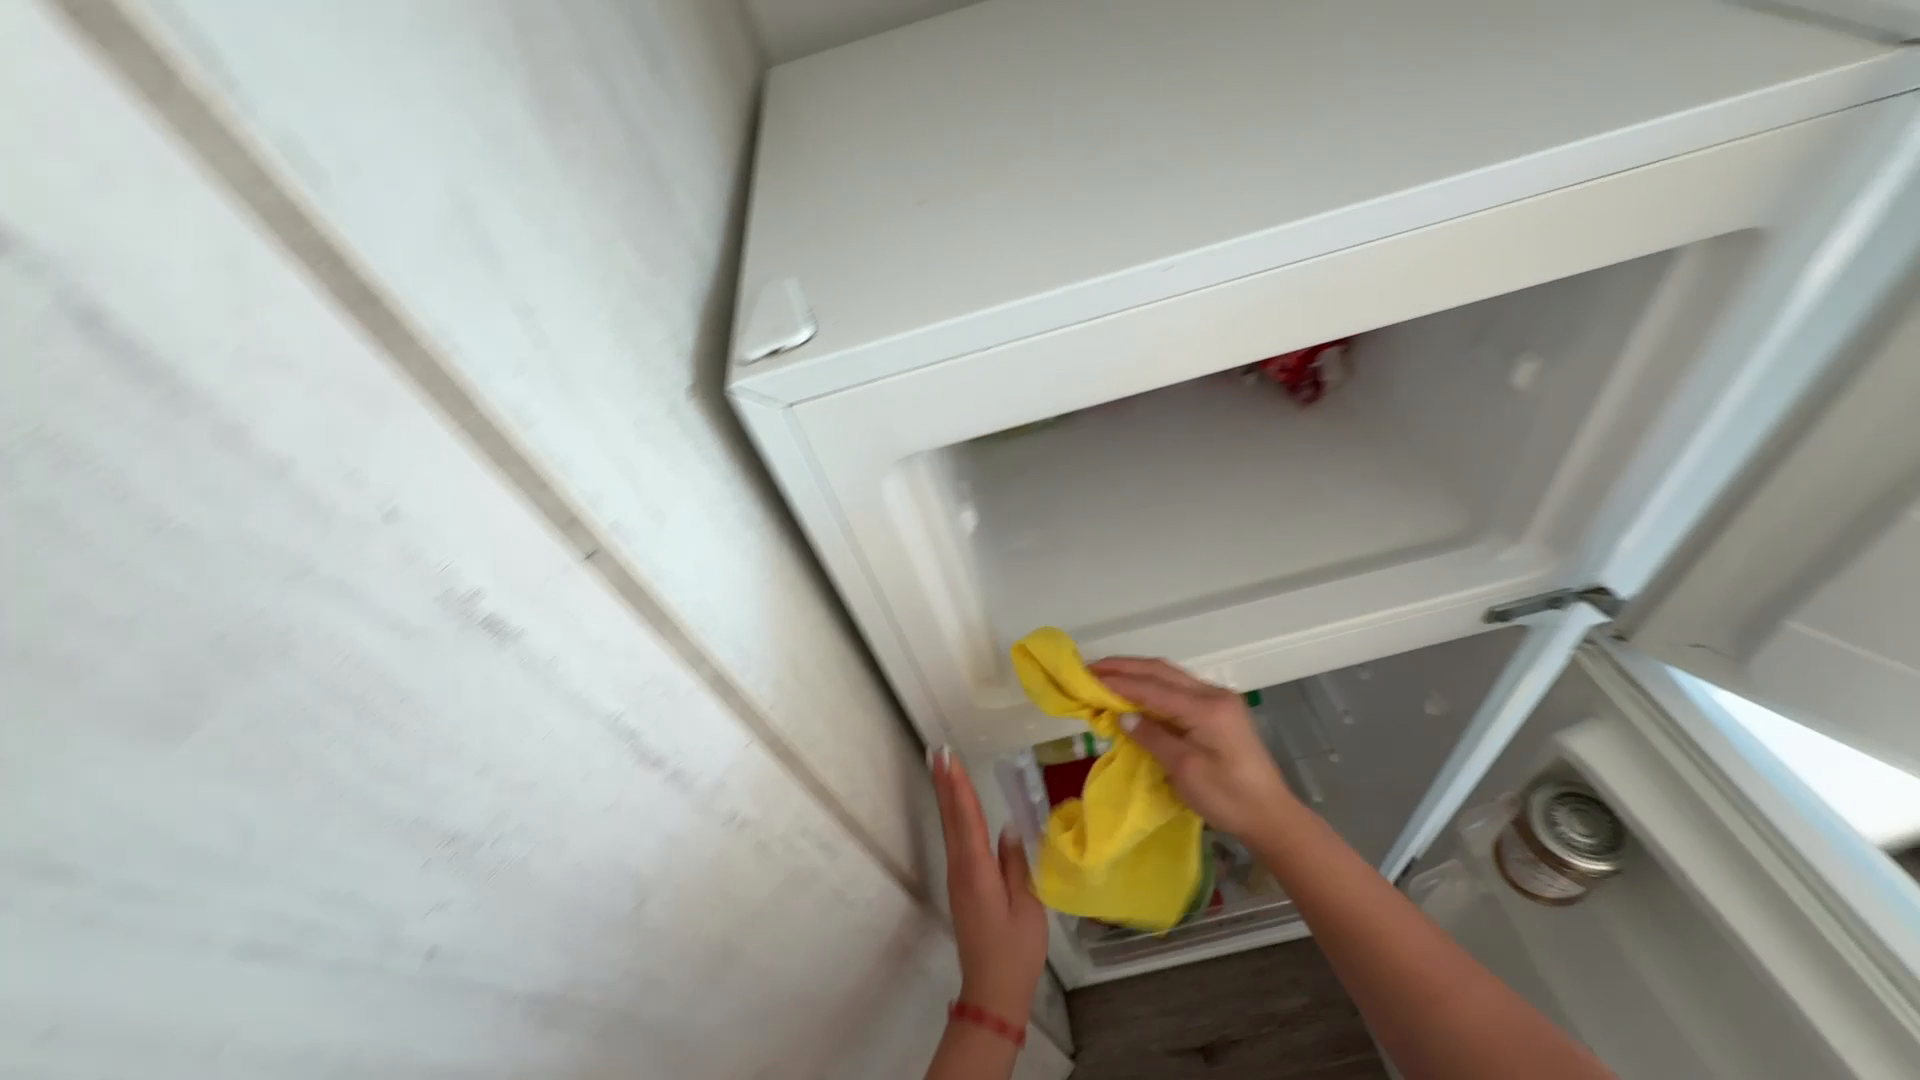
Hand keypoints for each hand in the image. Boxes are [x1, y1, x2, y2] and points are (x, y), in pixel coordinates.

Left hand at [930, 747, 1048, 1021]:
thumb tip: (1008, 828)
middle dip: (945, 783)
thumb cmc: (1015, 950)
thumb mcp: (1027, 906)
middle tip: (936, 752)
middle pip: (952, 818)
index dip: (959, 786)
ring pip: (951, 828)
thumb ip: (1015, 864)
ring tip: (943, 769)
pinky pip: (956, 841)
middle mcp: (961, 869)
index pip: (967, 818)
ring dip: (948, 797)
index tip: (950, 758)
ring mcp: (958, 878)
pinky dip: (955, 817)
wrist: (992, 990)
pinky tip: (958, 809)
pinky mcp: (961, 886)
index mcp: (977, 870)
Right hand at [1090, 656, 1301, 841]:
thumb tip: (1122, 716)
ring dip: (1137, 674)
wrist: (1270, 816)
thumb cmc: (1228, 797)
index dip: (1117, 682)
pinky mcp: (1219, 711)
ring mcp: (1219, 700)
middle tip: (1089, 669)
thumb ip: (1153, 737)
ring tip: (1105, 675)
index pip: (1152, 687)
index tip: (1086, 677)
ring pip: (1170, 676)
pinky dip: (1152, 687)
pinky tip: (1136, 693)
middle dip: (1124, 668)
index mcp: (1206, 707)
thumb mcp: (1185, 769)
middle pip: (1161, 671)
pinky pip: (1179, 689)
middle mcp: (1213, 694)